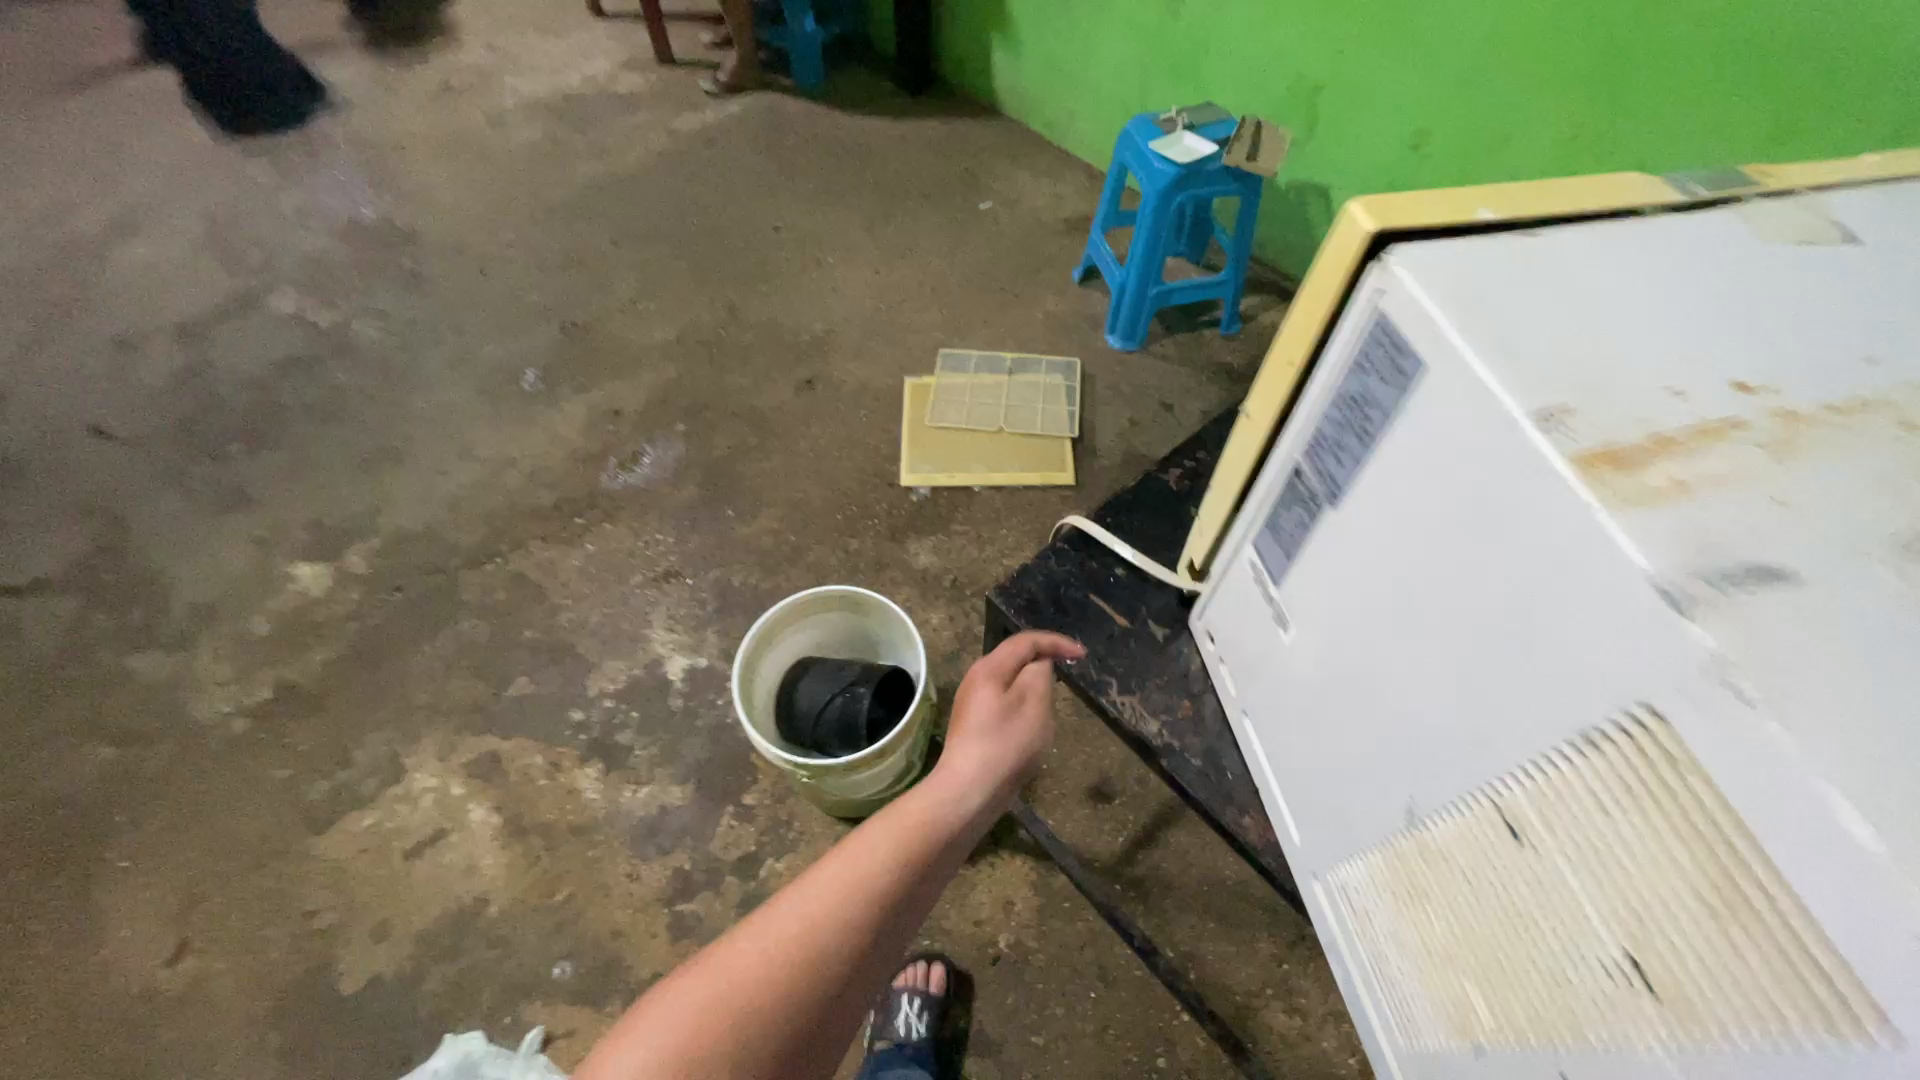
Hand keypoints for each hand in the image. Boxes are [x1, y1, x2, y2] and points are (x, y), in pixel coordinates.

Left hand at [934, 631, 1085, 807]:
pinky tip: (1031, 728)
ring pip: (1009, 683)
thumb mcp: (1034, 703)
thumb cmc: (1006, 744)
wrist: (968, 790)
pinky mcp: (973, 726)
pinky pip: (1003, 703)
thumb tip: (1039, 664)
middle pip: (1014, 659)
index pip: (1025, 641)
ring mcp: (971, 703)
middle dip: (1044, 662)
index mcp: (990, 668)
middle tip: (1068, 676)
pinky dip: (1022, 706)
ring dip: (1033, 687)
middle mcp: (976, 679)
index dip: (1056, 642)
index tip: (1082, 655)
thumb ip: (1040, 674)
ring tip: (1052, 704)